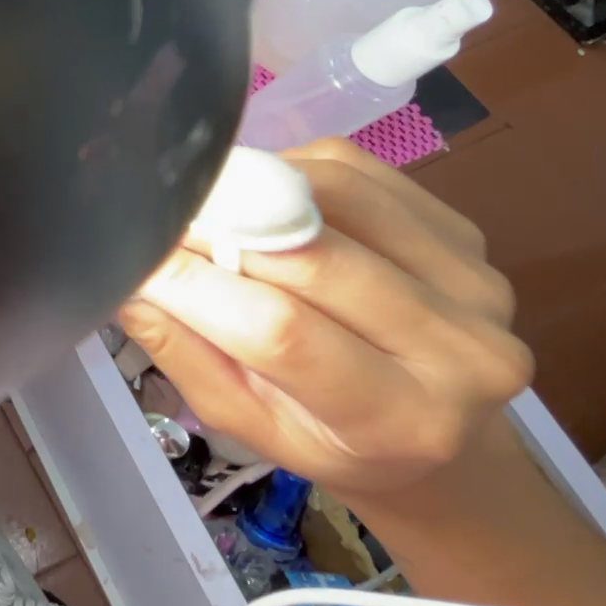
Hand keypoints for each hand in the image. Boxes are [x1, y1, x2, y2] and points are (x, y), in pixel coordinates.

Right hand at [117, 139, 532, 500]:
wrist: (439, 435)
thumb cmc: (323, 436)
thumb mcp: (239, 418)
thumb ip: (182, 351)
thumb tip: (128, 276)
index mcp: (398, 419)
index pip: (280, 330)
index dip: (194, 281)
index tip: (134, 253)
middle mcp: (462, 351)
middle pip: (311, 256)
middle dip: (215, 226)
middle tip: (159, 218)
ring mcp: (477, 283)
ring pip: (334, 194)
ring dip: (251, 190)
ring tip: (208, 209)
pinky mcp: (466, 231)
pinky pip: (356, 171)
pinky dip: (289, 170)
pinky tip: (264, 198)